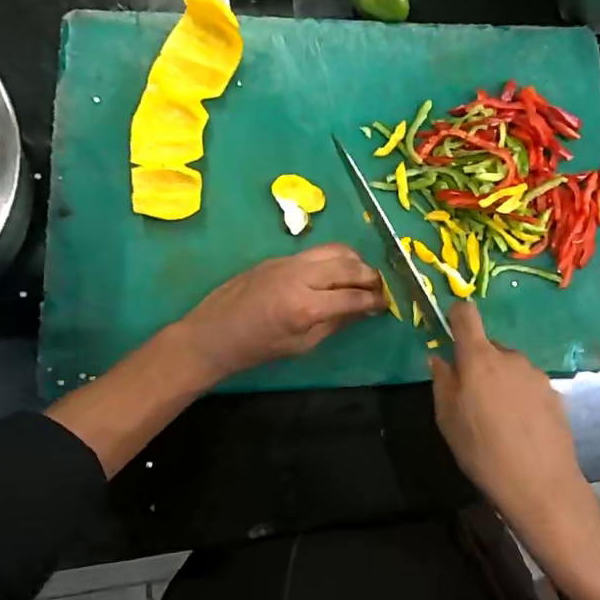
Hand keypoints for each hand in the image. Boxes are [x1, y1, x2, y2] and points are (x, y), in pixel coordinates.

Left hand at [172, 243, 385, 384]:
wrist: (212, 333)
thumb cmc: (257, 349)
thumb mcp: (301, 345)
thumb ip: (335, 323)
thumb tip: (363, 309)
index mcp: (305, 307)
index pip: (353, 297)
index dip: (375, 300)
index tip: (387, 303)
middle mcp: (300, 277)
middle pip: (348, 266)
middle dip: (370, 276)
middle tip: (381, 287)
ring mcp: (288, 262)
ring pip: (334, 250)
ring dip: (354, 261)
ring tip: (362, 276)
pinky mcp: (279, 257)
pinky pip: (316, 252)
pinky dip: (334, 259)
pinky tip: (336, 273)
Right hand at [429, 301, 590, 535]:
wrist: (540, 483)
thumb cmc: (482, 451)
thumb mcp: (447, 419)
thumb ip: (442, 382)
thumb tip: (441, 359)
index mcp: (480, 358)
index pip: (467, 315)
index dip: (456, 316)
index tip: (450, 330)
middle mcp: (510, 357)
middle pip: (489, 347)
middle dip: (478, 364)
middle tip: (472, 399)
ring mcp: (536, 374)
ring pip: (510, 368)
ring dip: (501, 382)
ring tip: (498, 420)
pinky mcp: (555, 393)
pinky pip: (528, 386)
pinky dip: (520, 398)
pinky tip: (520, 428)